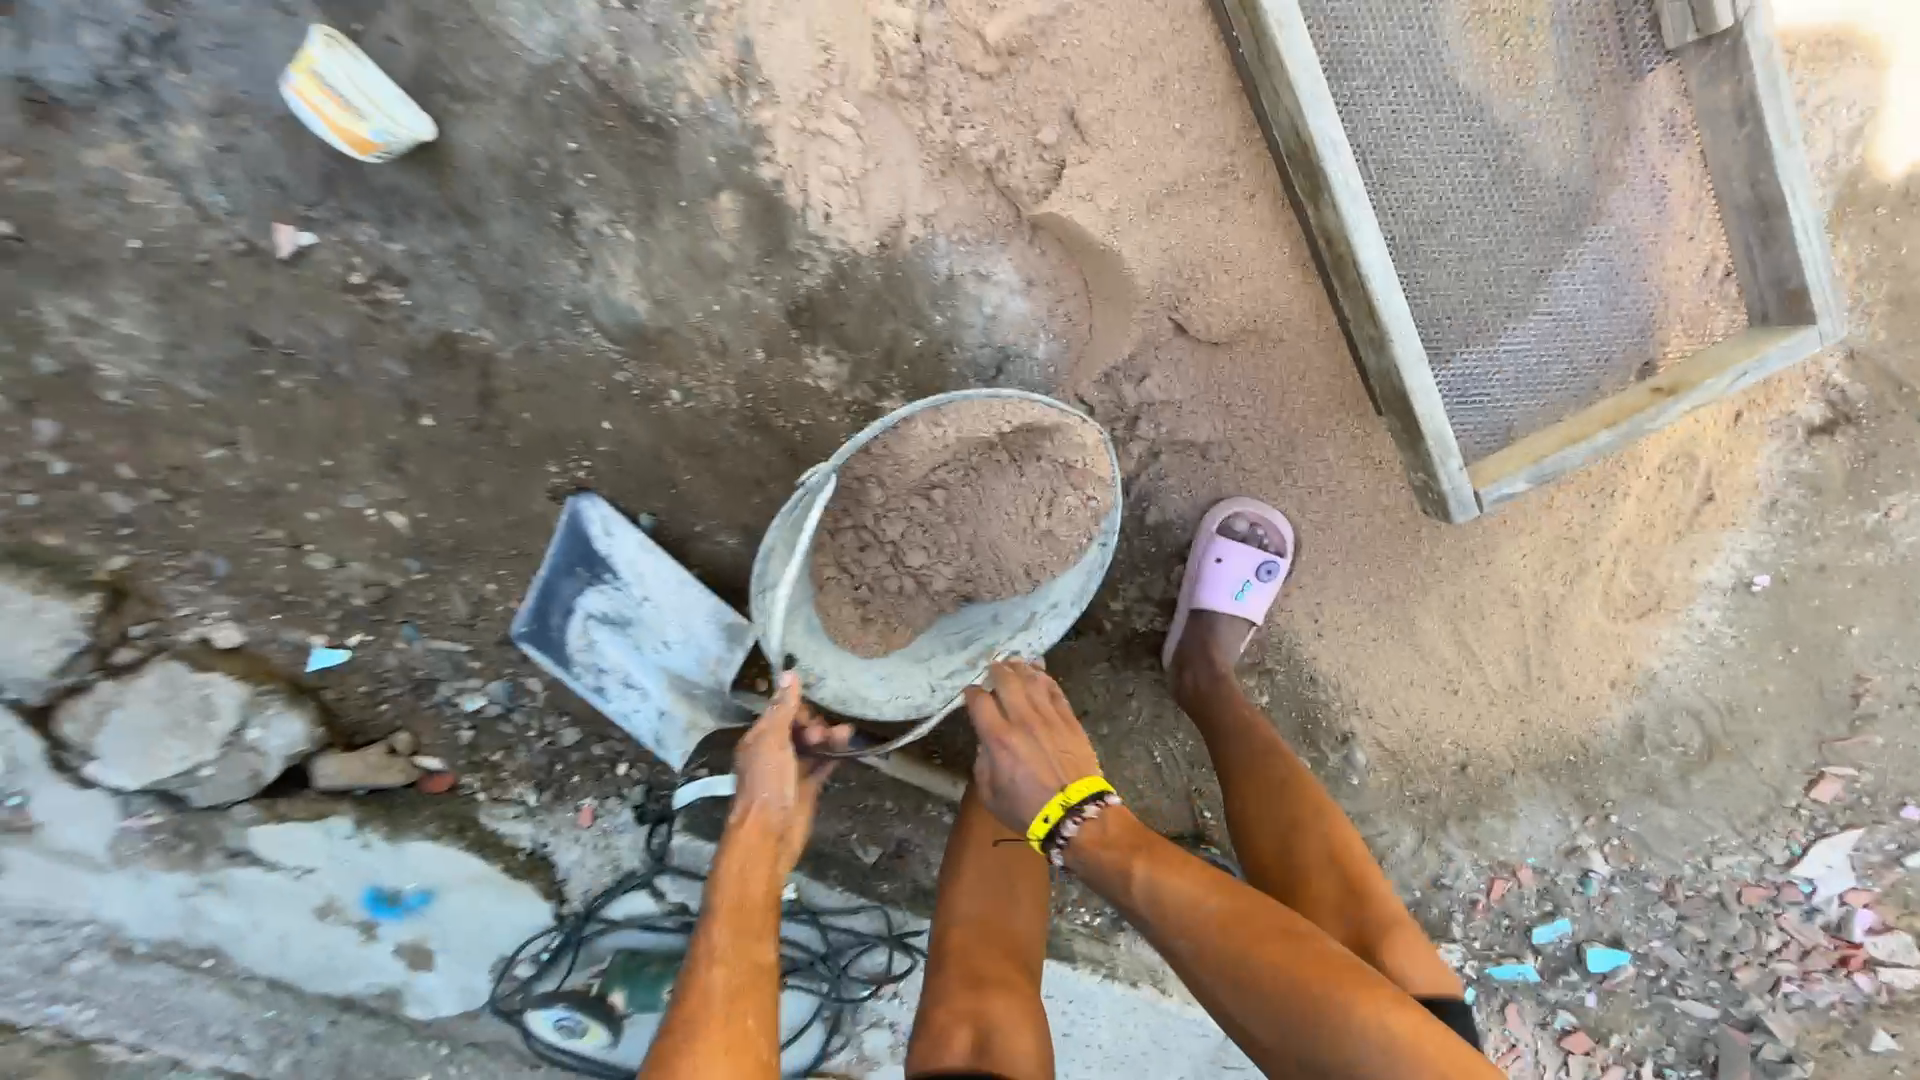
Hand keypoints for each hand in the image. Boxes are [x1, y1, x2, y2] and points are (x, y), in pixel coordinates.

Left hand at [729, 672, 852, 873]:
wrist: (770, 833)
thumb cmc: (767, 783)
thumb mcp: (773, 740)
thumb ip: (783, 707)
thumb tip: (789, 672)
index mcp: (759, 739)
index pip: (781, 713)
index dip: (798, 710)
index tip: (810, 717)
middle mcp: (774, 752)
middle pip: (799, 728)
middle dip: (815, 724)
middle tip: (823, 734)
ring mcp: (791, 771)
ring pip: (813, 746)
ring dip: (829, 737)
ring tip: (845, 736)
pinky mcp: (807, 787)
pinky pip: (823, 765)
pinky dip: (834, 755)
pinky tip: (848, 748)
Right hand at [962, 659, 1103, 833]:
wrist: (1075, 815)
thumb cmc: (1028, 810)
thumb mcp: (990, 794)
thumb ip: (982, 763)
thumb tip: (985, 742)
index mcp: (998, 740)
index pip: (979, 701)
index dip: (971, 692)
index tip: (970, 693)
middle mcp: (1022, 721)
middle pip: (1006, 681)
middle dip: (995, 671)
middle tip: (992, 668)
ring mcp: (1049, 718)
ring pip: (1032, 680)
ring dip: (1020, 668)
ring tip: (1013, 662)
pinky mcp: (1069, 720)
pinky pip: (1055, 691)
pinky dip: (1045, 678)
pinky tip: (1039, 671)